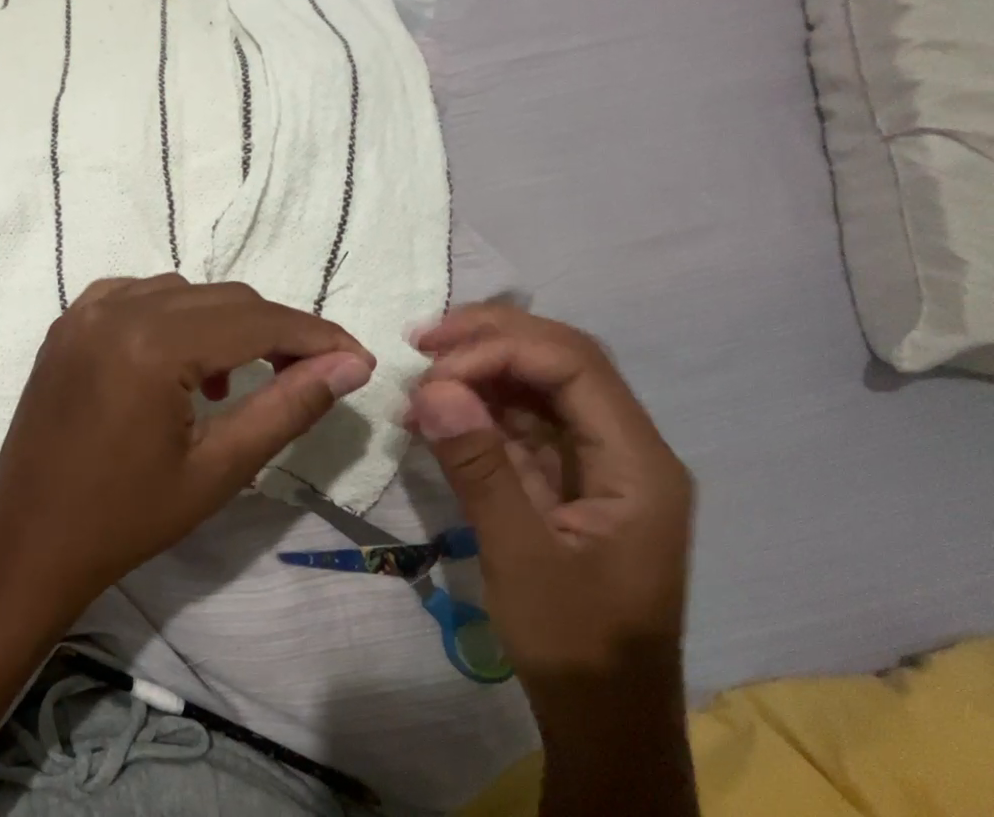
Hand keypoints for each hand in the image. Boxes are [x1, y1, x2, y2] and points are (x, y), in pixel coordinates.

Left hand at [0, 274, 375, 610]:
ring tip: (230, 387)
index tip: (358, 360)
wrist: (34, 541)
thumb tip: (351, 365)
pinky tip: (174, 361)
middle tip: (308, 376)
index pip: (256, 320)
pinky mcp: (63, 328)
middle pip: (221, 299)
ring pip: (179, 293)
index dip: (316, 336)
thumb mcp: (219, 469)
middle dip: (273, 331)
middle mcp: (113, 310)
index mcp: (150, 344)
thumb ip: (288, 407)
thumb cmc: (128, 518)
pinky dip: (168, 317)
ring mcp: (81, 314)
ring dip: (220, 325)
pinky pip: (132, 297)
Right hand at [408, 303, 693, 721]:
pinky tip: (433, 416)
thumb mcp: (520, 554)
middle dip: (491, 342)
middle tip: (420, 342)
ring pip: (540, 391)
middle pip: (563, 364)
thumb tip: (431, 388)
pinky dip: (477, 414)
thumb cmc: (573, 639)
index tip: (432, 366)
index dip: (501, 349)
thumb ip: (478, 466)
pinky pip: (523, 429)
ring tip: (416, 380)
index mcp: (637, 464)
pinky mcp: (567, 486)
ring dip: (479, 375)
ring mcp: (596, 467)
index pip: (575, 367)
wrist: (603, 712)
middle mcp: (626, 451)